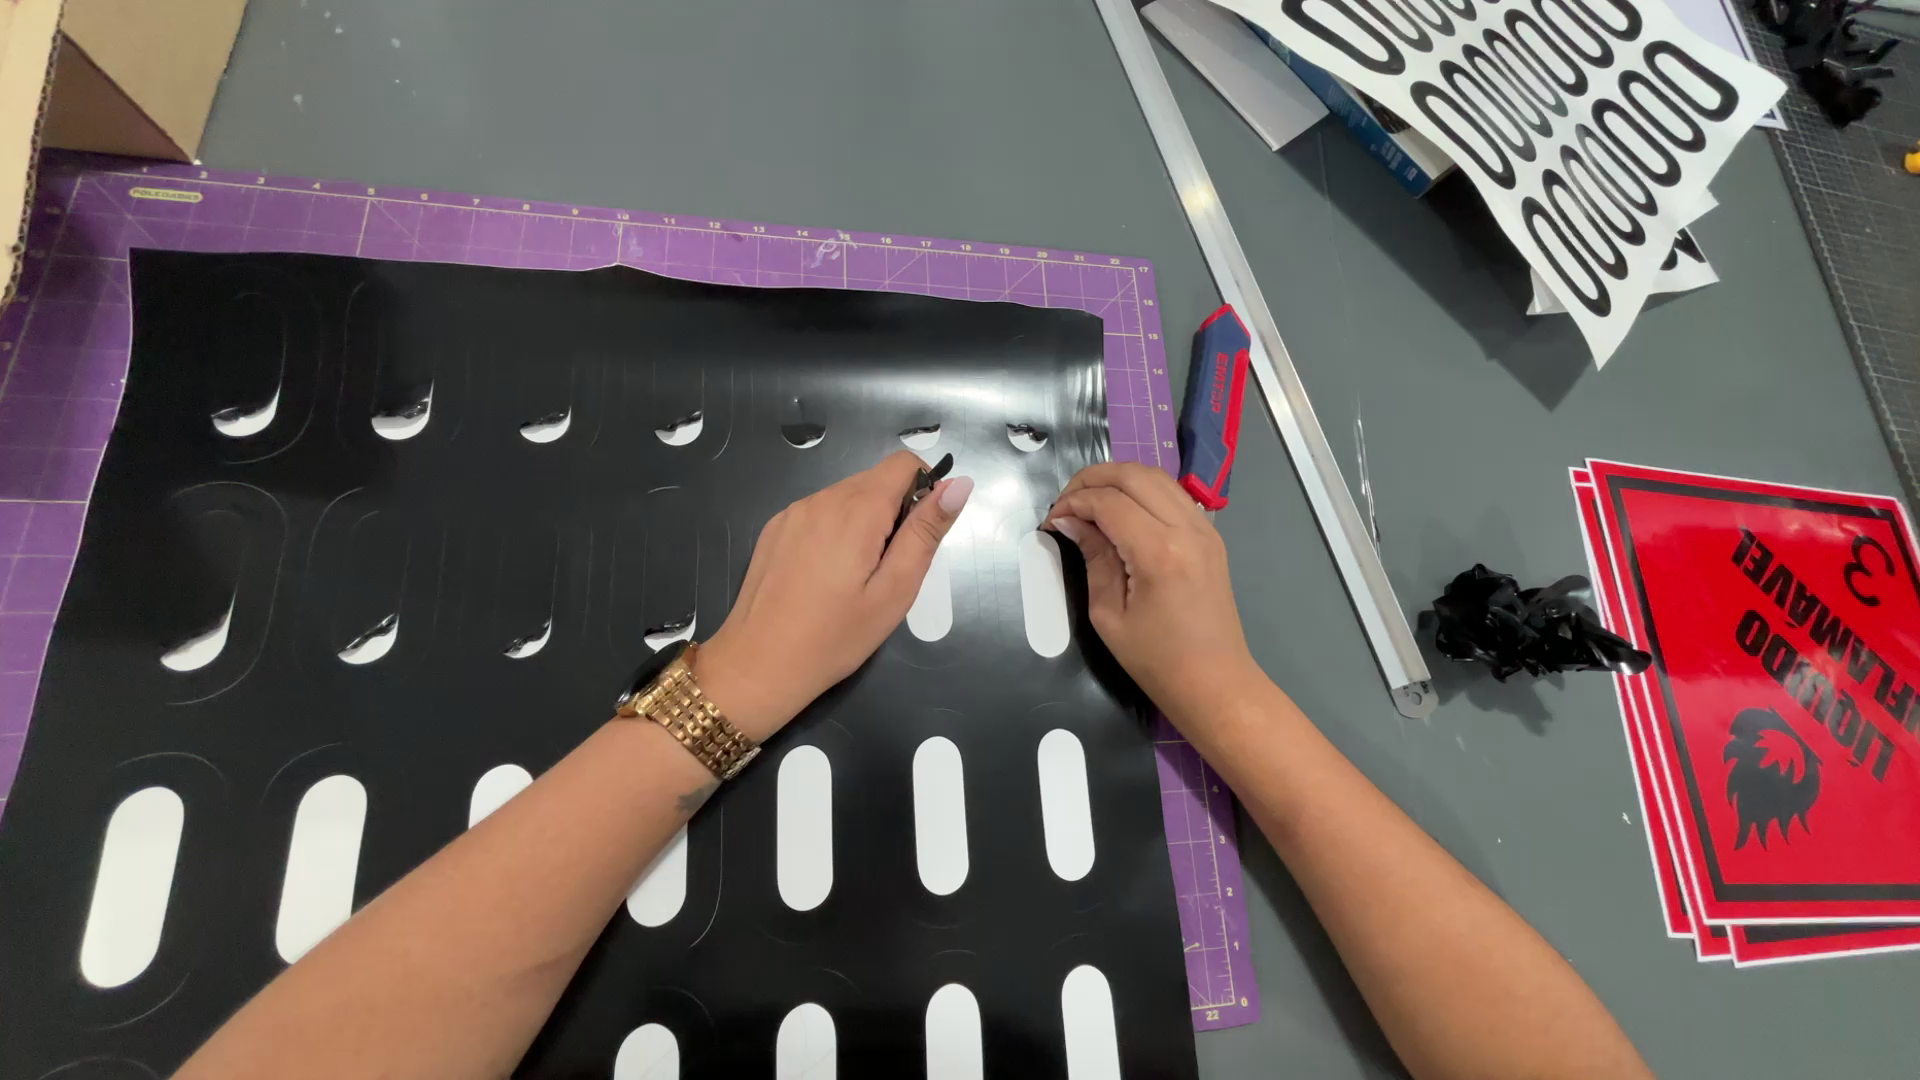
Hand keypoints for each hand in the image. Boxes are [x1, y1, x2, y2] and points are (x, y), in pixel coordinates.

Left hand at [695, 452, 972, 738]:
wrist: (758, 666)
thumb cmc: (836, 636)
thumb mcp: (895, 590)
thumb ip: (926, 532)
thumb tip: (958, 484)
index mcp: (856, 510)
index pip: (903, 463)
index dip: (923, 490)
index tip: (918, 536)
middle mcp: (821, 498)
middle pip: (875, 480)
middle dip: (893, 513)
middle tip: (886, 570)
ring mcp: (792, 512)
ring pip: (846, 496)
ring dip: (864, 523)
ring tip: (855, 578)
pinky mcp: (774, 529)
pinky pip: (819, 513)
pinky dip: (835, 531)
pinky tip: (825, 576)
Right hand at [1044, 463, 1260, 725]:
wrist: (1215, 681)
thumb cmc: (1156, 660)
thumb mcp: (1108, 615)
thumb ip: (1093, 558)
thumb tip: (1070, 522)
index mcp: (1159, 553)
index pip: (1108, 502)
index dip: (1074, 503)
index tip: (1052, 521)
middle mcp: (1187, 529)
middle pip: (1134, 475)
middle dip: (1092, 479)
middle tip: (1066, 503)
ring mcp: (1205, 529)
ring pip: (1156, 476)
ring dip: (1118, 479)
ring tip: (1088, 502)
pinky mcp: (1210, 535)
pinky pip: (1172, 494)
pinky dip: (1141, 490)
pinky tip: (1120, 511)